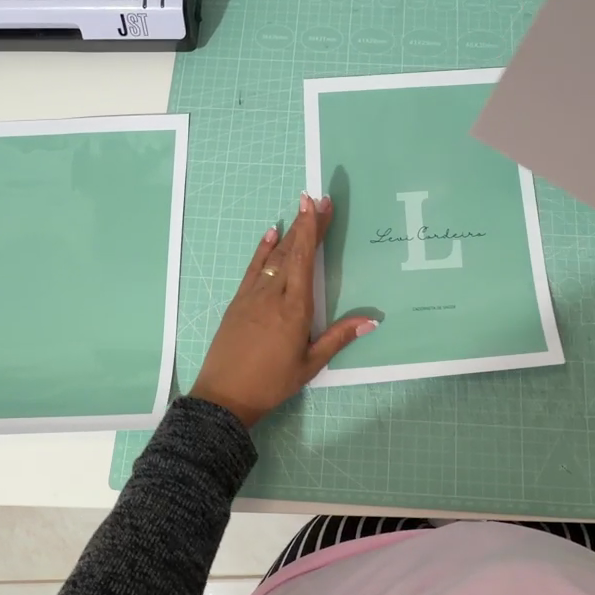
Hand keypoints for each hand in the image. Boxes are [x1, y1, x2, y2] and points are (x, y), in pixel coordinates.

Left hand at [189, 194, 378, 426]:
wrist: (224, 396)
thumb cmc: (271, 383)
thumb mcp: (310, 365)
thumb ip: (338, 338)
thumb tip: (371, 321)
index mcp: (294, 308)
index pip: (305, 259)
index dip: (311, 230)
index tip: (318, 205)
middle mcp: (273, 294)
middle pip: (292, 251)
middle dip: (306, 224)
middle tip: (317, 198)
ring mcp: (253, 295)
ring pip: (274, 256)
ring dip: (289, 232)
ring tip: (301, 210)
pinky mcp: (238, 301)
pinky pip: (253, 268)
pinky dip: (263, 249)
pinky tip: (271, 233)